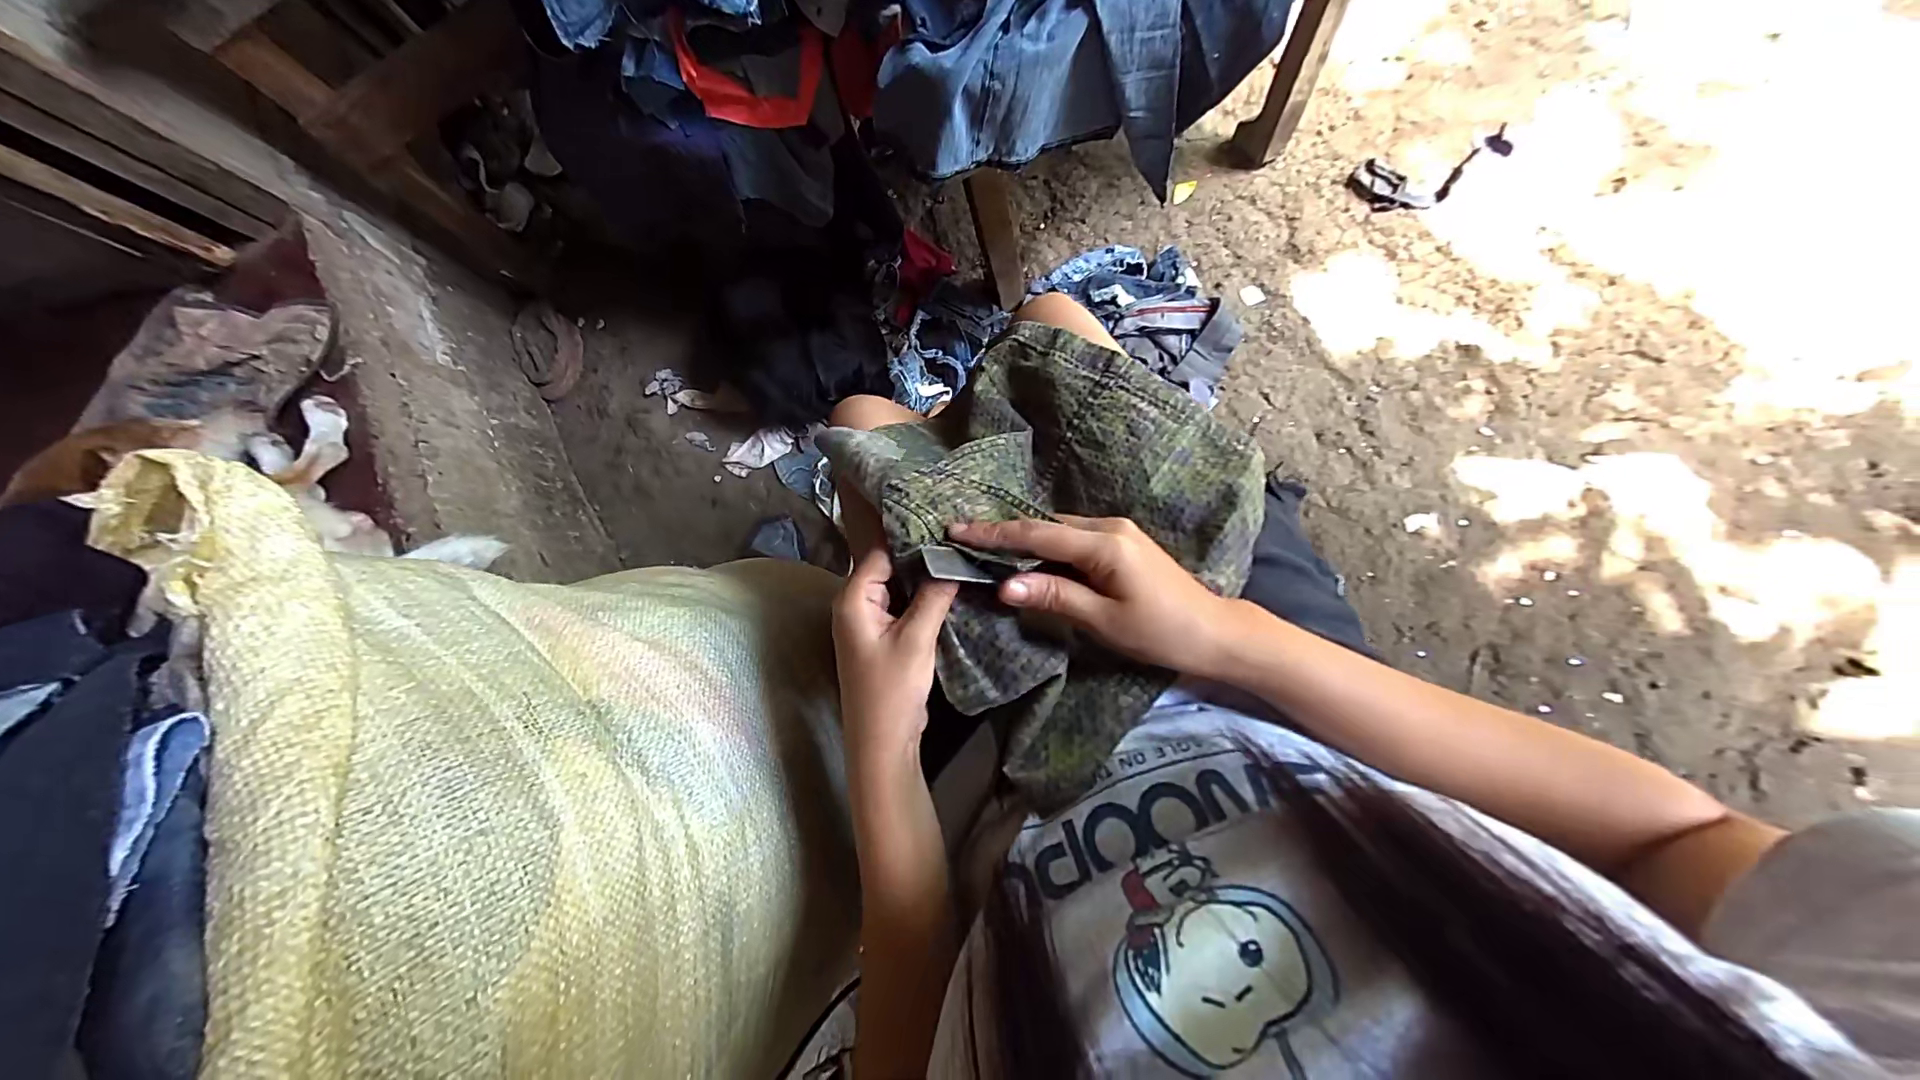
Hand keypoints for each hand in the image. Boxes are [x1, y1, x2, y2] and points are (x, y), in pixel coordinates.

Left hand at [832, 548, 958, 772]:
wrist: (882, 742)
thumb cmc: (892, 689)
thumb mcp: (916, 639)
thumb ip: (934, 596)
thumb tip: (952, 559)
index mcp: (852, 598)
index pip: (879, 551)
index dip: (909, 534)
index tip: (940, 517)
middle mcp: (854, 603)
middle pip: (886, 565)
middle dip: (918, 550)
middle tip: (954, 531)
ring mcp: (867, 620)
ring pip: (896, 584)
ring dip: (921, 572)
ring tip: (955, 550)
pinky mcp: (881, 634)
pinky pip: (900, 602)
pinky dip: (920, 593)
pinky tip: (946, 583)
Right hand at [948, 516, 1235, 675]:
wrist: (1213, 632)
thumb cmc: (1161, 632)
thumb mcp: (1104, 620)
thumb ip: (1055, 596)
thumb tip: (1004, 585)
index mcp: (1105, 545)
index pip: (1038, 535)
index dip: (995, 534)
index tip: (957, 529)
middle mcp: (1110, 527)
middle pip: (1046, 527)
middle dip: (1005, 533)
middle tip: (963, 539)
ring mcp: (1118, 532)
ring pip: (1059, 531)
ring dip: (1025, 540)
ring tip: (986, 547)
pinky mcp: (1122, 543)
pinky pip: (1074, 539)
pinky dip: (1047, 547)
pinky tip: (1028, 557)